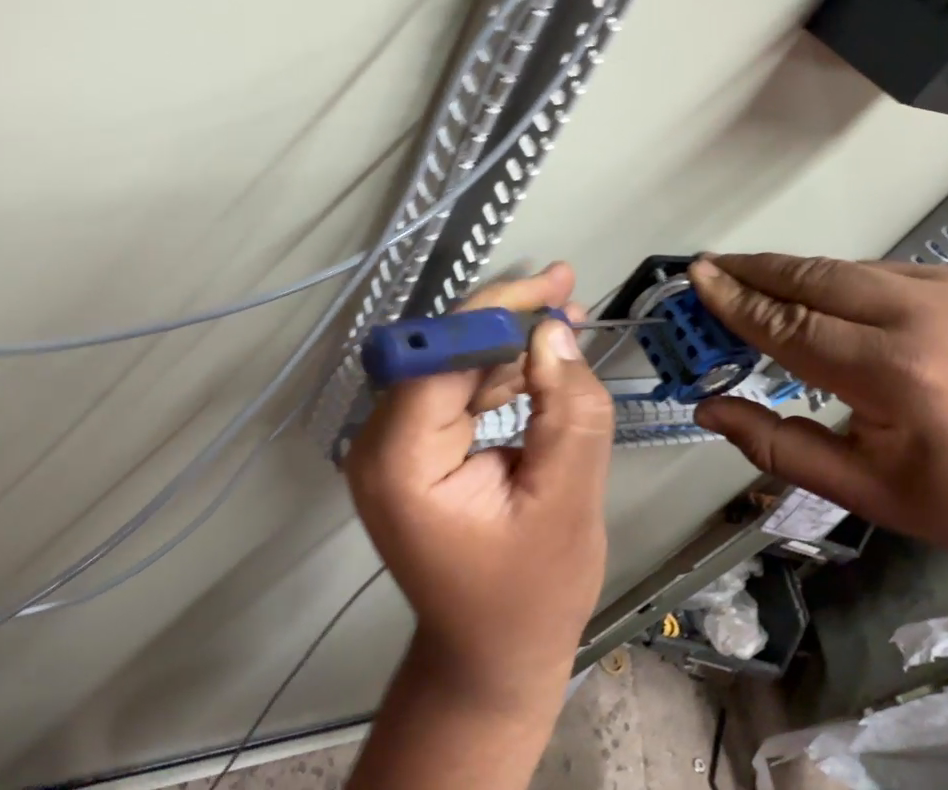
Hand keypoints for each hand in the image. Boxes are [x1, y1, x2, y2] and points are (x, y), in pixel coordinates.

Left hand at [345, 263, 614, 709]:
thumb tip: (555, 334)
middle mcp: (379, 444)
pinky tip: (541, 359)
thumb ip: (568, 414)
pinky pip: (451, 394)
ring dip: (505, 342)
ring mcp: (390, 448)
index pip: (437, 357)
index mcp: (400, 461)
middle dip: (504, 319)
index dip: (493, 314)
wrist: (489, 656)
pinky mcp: (409, 452)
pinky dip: (495, 375)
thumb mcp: (566, 504)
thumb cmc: (529, 597)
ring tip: (568, 315)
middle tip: (567, 291)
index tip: (552, 290)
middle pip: (438, 354)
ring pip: (447, 367)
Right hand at [687, 254, 947, 570]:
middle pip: (816, 277)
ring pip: (854, 270)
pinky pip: (896, 273)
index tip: (696, 277)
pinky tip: (839, 305)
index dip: (736, 301)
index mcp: (897, 375)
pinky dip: (853, 285)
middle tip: (713, 267)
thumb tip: (708, 408)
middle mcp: (929, 314)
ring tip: (763, 285)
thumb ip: (779, 448)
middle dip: (757, 270)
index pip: (789, 325)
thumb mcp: (871, 493)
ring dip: (802, 277)